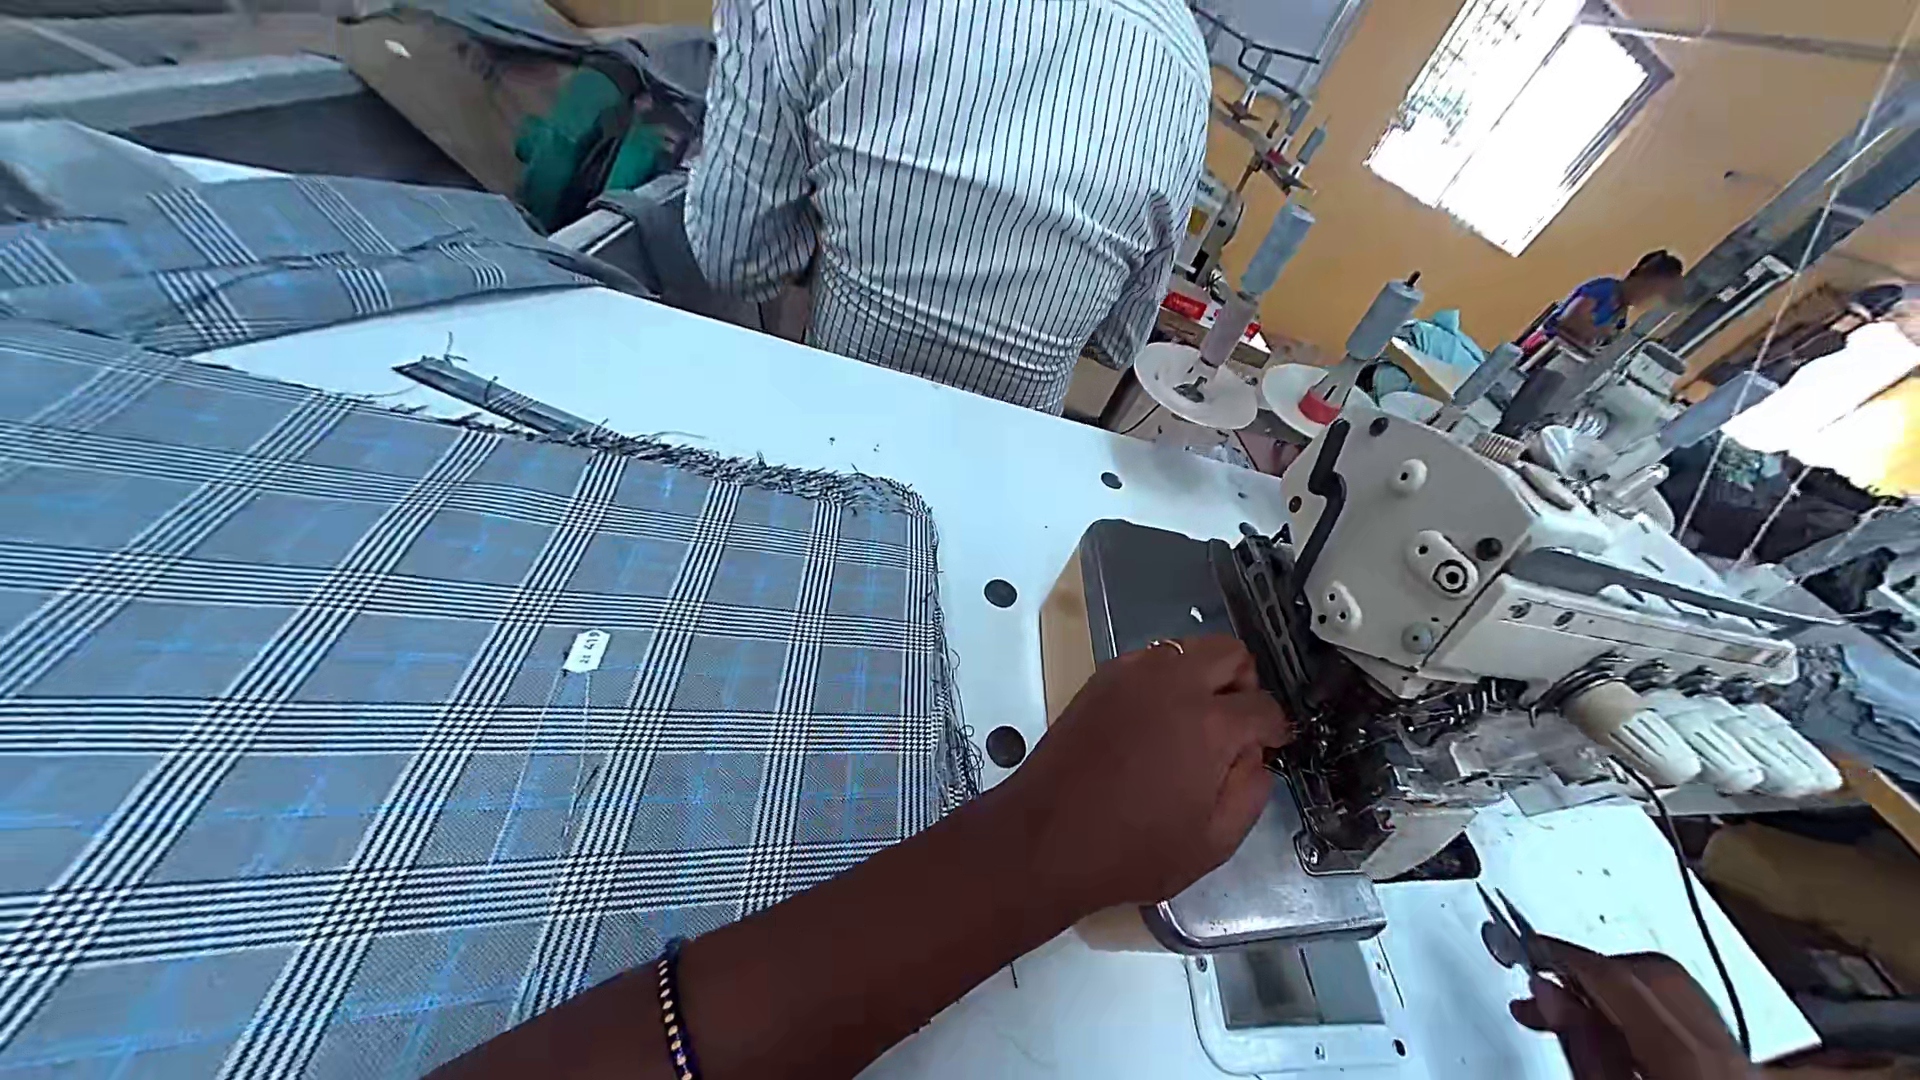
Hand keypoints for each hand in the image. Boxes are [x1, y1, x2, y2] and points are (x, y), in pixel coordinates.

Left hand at [989, 636, 1291, 912]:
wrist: (1047, 833)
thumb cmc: (1131, 848)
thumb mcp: (1213, 841)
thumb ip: (1250, 790)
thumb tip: (1255, 756)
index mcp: (1208, 723)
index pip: (1264, 705)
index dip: (1275, 729)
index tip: (1270, 745)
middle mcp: (1170, 683)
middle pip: (1230, 651)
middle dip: (1243, 684)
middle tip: (1235, 725)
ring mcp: (1130, 674)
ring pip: (1186, 648)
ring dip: (1201, 675)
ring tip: (1192, 722)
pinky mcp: (1100, 677)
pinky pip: (1148, 659)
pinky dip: (1163, 678)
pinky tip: (1153, 719)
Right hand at [1511, 937, 1752, 1079]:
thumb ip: (1580, 1046)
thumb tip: (1548, 990)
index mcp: (1691, 1067)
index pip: (1616, 977)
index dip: (1563, 955)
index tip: (1529, 948)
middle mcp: (1737, 1068)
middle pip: (1658, 978)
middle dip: (1597, 969)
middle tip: (1550, 978)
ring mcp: (1753, 1078)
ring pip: (1681, 1003)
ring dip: (1622, 996)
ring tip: (1578, 1014)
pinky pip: (1702, 1036)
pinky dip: (1653, 1025)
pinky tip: (1623, 1042)